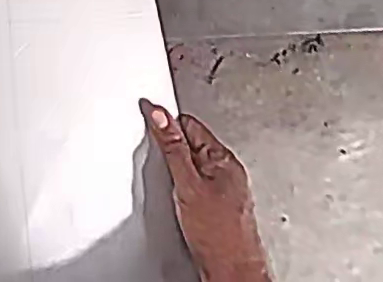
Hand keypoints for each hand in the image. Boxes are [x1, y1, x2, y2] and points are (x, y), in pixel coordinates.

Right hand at [140, 99, 270, 281]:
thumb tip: (160, 115)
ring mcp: (225, 190)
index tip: (150, 116)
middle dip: (173, 148)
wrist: (232, 277)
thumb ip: (172, 147)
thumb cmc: (218, 238)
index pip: (189, 124)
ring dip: (179, 169)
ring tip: (173, 186)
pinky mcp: (219, 207)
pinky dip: (184, 186)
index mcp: (224, 159)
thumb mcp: (187, 185)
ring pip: (193, 165)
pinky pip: (196, 183)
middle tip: (162, 160)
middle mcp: (228, 172)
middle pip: (191, 143)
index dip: (168, 123)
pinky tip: (181, 201)